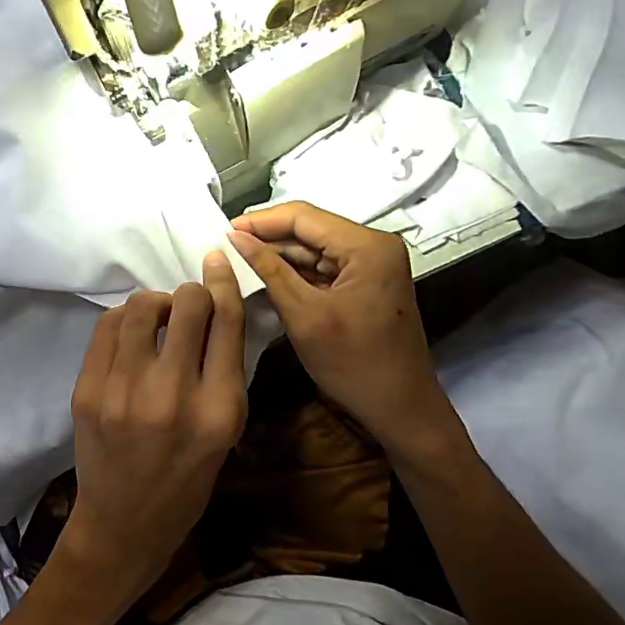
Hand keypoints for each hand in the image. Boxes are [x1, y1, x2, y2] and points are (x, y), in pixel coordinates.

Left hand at [62, 251, 248, 604]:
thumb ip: (225, 368)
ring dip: (157, 304)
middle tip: (188, 308)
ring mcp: (123, 392)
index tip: (216, 261)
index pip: (226, 320)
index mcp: (220, 409)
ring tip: (158, 322)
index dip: (223, 282)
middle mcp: (173, 395)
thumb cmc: (188, 479)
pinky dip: (125, 319)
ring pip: (143, 305)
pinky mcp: (87, 391)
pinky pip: (108, 324)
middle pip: (188, 303)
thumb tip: (216, 301)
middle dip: (192, 294)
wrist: (125, 521)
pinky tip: (132, 335)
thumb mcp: (227, 430)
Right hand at [229, 201, 447, 446]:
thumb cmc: (354, 365)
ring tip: (238, 260)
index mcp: (367, 246)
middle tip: (226, 247)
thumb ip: (269, 270)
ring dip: (279, 255)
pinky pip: (325, 268)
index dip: (261, 221)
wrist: (400, 407)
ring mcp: (373, 264)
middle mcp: (374, 245)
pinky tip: (265, 277)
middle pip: (311, 229)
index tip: (224, 230)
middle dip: (268, 238)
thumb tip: (236, 238)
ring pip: (315, 249)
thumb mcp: (304, 315)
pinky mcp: (367, 282)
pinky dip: (296, 272)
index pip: (304, 216)